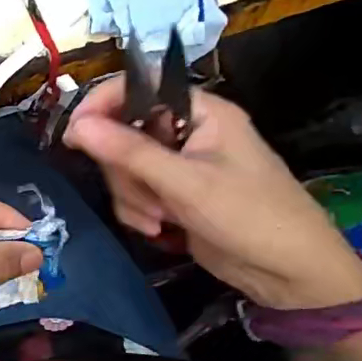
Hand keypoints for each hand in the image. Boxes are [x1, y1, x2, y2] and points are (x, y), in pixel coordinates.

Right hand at [64, 81, 361, 309]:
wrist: (287, 272)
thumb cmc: (249, 216)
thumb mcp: (186, 183)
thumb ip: (129, 153)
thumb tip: (76, 126)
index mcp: (200, 111)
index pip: (138, 88)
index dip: (102, 106)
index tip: (75, 135)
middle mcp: (185, 132)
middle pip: (123, 133)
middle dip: (126, 172)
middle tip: (147, 198)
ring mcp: (177, 165)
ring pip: (124, 168)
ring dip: (133, 197)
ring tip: (159, 220)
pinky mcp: (172, 195)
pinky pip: (133, 193)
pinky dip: (138, 212)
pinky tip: (160, 229)